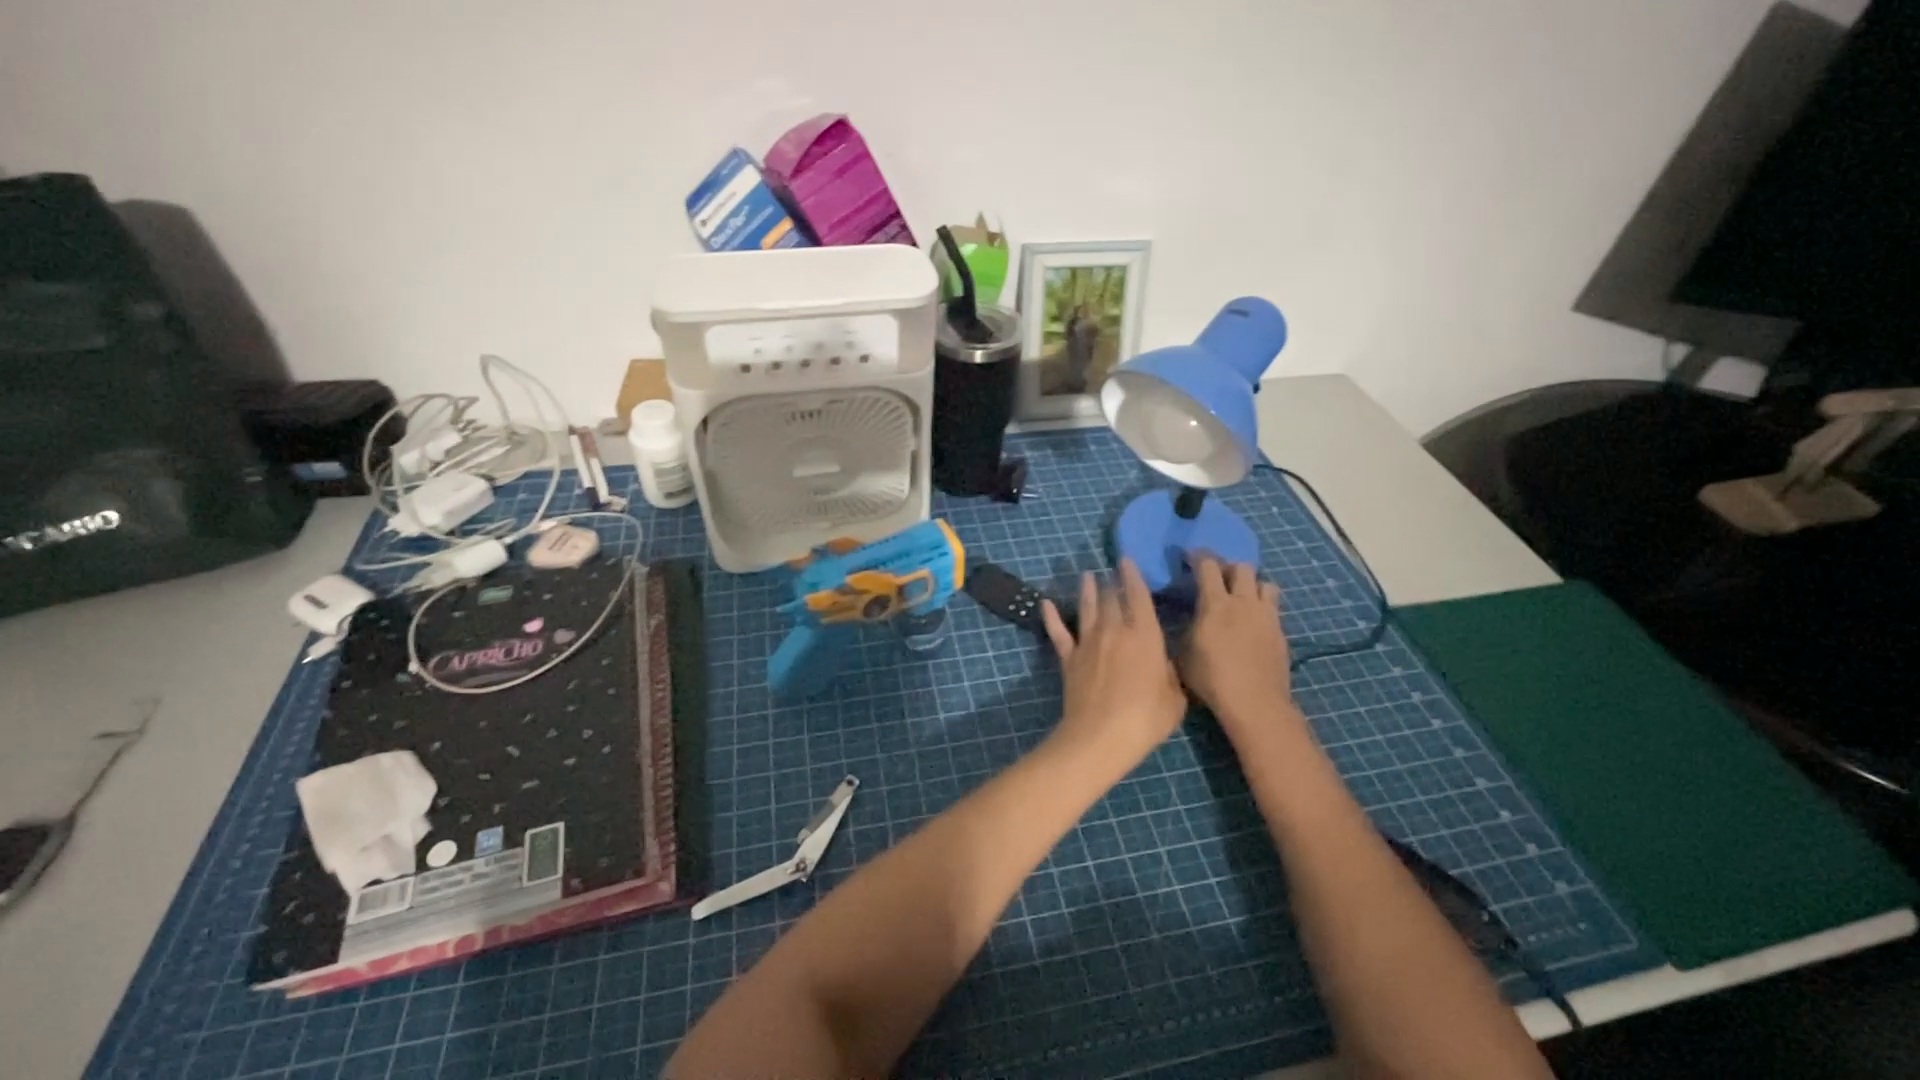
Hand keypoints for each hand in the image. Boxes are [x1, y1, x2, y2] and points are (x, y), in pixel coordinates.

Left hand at [1040, 559, 1186, 762]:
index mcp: (1146, 635)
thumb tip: (1162, 662)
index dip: (1133, 576)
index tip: (1127, 560)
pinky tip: (1045, 604)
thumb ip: (1170, 674)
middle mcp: (1115, 631)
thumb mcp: (1175, 698)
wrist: (1100, 735)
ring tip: (1086, 575)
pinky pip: (1059, 633)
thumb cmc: (1146, 718)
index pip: (1139, 596)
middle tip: (1110, 569)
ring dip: (1086, 590)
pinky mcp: (1068, 659)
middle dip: (1111, 582)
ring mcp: (1088, 643)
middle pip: (1111, 598)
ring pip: (1087, 608)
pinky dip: (1051, 617)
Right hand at [1179, 556, 1296, 736]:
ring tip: (1242, 597)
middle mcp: (1243, 601)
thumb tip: (1184, 619)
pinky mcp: (1281, 631)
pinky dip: (1262, 607)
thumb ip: (1185, 629)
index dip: (1197, 556)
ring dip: (1252, 585)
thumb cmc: (1211, 678)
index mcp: (1215, 603)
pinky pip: (1273, 608)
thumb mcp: (1183, 653)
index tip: (1189, 557)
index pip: (1207, 566)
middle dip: (1228, 567)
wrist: (1254, 701)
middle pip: (1242, 567)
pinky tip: (1253, 622)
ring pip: (1264, 583)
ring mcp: (1266, 615)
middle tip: (1218, 578)